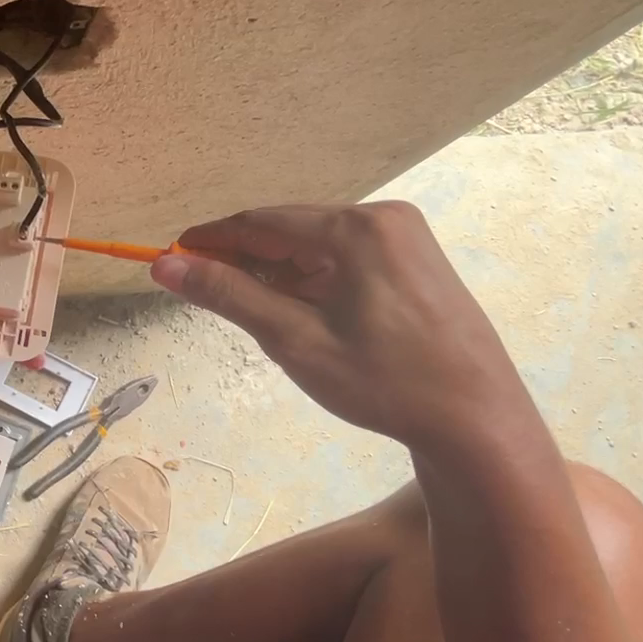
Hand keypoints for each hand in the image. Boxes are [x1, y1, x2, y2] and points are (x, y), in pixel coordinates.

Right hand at [151, 202, 533, 450]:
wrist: (477, 422)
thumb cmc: (381, 381)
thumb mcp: (293, 339)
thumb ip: (227, 294)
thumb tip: (165, 266)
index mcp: (356, 229)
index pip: (260, 223)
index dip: (209, 240)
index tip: (168, 260)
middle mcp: (383, 219)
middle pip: (287, 230)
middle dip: (241, 258)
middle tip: (204, 292)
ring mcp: (403, 239)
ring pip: (312, 246)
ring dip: (274, 272)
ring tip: (251, 312)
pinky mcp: (412, 262)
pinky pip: (339, 258)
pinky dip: (306, 280)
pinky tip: (295, 311)